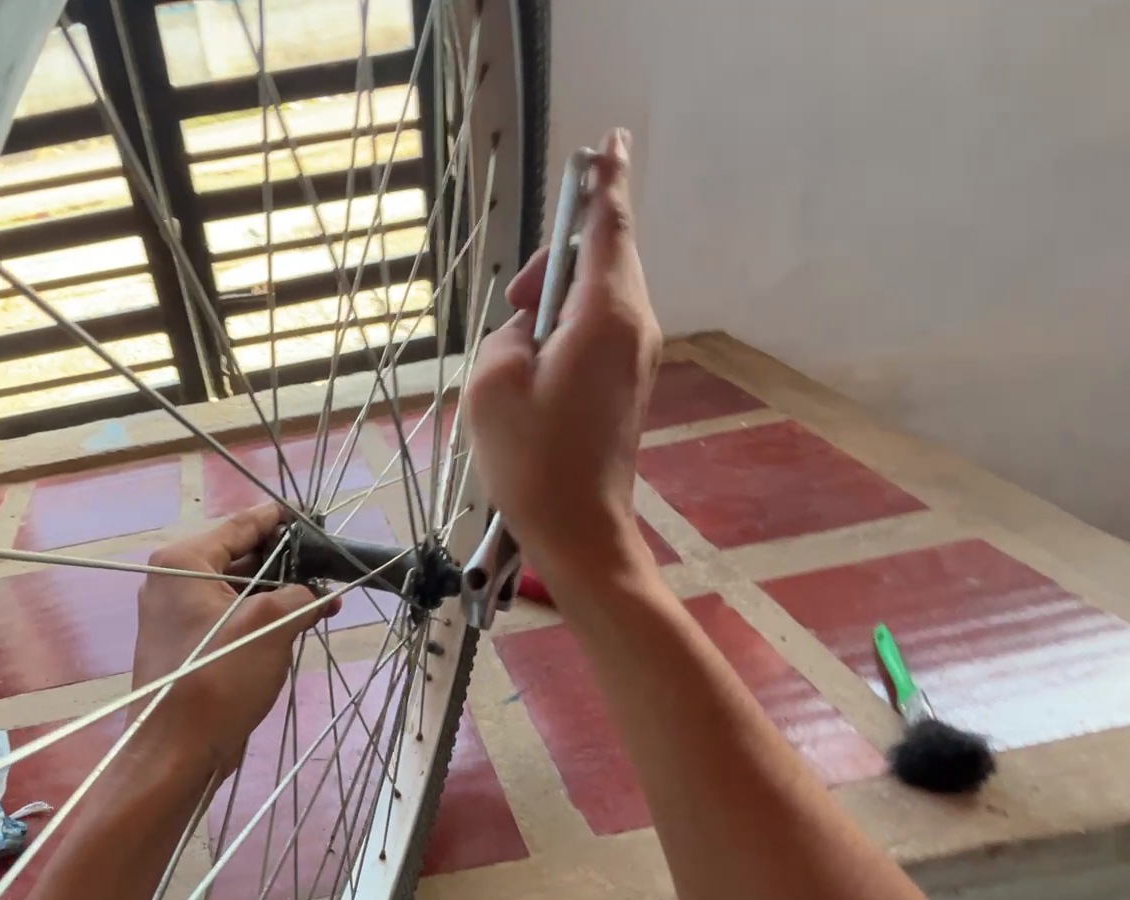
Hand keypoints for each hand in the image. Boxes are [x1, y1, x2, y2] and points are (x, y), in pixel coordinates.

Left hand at [128, 503, 337, 781]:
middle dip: (288, 562)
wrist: (177, 752)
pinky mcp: (193, 645)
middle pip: (241, 556)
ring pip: (242, 590)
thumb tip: (314, 592)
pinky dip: (267, 617)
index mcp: (182, 562)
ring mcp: (182, 616)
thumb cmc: (217, 677)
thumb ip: (299, 595)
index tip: (315, 517)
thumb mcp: (269, 624)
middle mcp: (176, 582)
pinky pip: (236, 618)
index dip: (281, 520)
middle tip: (329, 563)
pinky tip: (305, 621)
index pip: (240, 525)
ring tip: (328, 596)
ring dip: (283, 593)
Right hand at [465, 128, 661, 579]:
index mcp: (604, 317)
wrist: (578, 526)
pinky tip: (538, 356)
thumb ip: (509, 333)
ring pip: (602, 296)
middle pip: (605, 260)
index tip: (609, 144)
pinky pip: (602, 327)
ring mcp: (637, 356)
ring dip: (559, 299)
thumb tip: (529, 327)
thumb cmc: (531, 458)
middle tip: (514, 301)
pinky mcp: (628, 381)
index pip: (609, 228)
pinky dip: (570, 324)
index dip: (604, 182)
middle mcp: (634, 327)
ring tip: (517, 338)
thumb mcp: (492, 383)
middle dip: (558, 261)